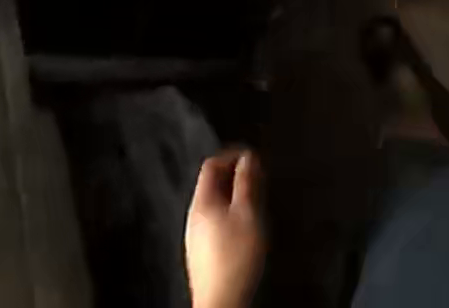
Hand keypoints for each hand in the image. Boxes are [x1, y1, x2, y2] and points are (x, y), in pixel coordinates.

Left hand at [186, 148, 264, 307]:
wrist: (222, 303)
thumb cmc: (234, 260)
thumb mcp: (248, 212)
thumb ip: (247, 181)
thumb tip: (248, 157)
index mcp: (202, 202)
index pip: (211, 164)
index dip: (231, 155)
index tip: (249, 156)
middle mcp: (194, 216)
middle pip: (212, 183)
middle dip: (234, 175)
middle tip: (255, 175)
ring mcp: (196, 236)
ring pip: (214, 202)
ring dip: (234, 194)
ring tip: (253, 197)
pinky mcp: (202, 252)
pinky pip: (215, 220)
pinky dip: (230, 212)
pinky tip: (244, 224)